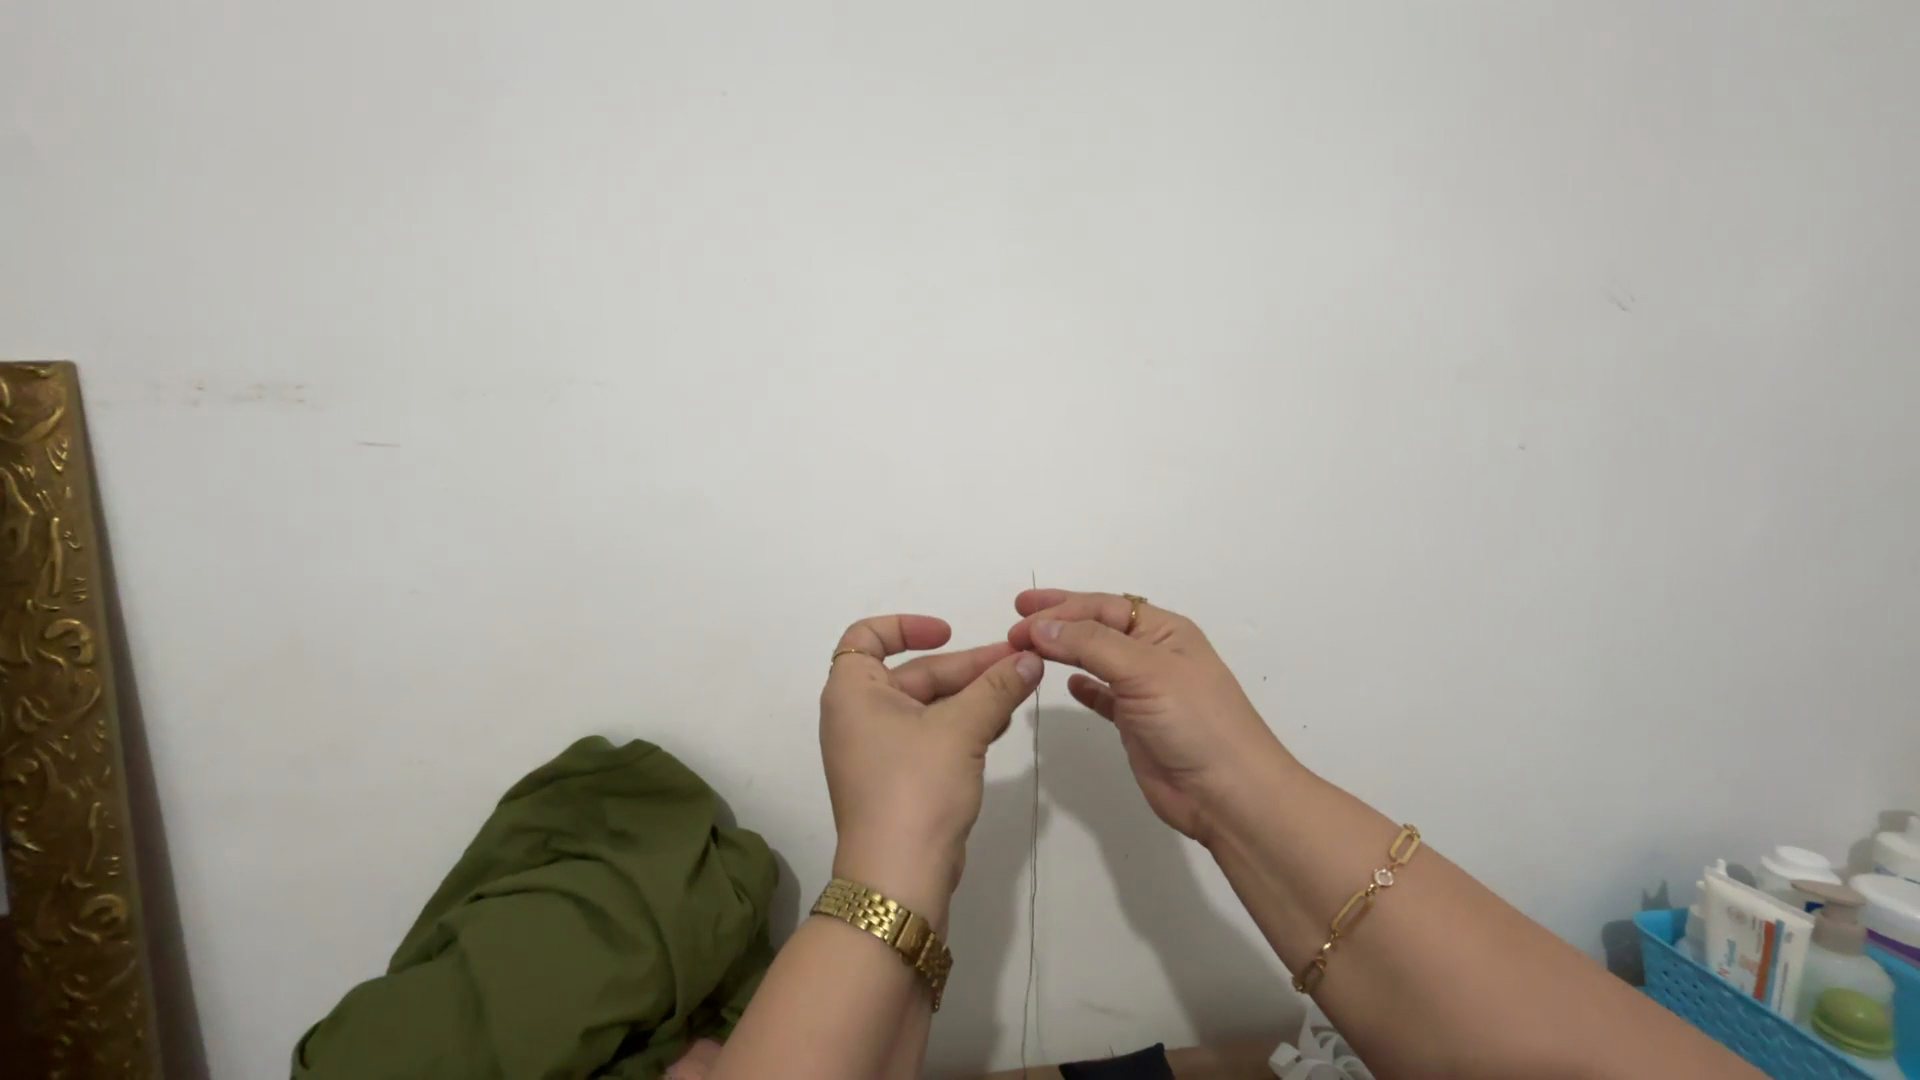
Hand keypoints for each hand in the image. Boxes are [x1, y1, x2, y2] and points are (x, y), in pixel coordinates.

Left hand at [819, 614, 1041, 925]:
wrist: (898, 878)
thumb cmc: (916, 787)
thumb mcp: (961, 729)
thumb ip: (997, 689)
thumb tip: (1030, 658)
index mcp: (853, 692)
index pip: (867, 636)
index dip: (906, 626)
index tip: (949, 632)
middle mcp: (858, 715)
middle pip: (913, 673)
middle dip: (966, 667)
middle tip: (1017, 663)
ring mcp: (877, 750)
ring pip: (927, 706)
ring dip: (970, 696)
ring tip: (1017, 691)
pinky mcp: (898, 779)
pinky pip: (930, 736)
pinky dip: (962, 726)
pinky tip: (999, 726)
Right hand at [1008, 589, 1290, 844]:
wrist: (1229, 794)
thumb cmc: (1194, 721)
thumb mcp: (1144, 671)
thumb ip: (1090, 645)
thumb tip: (1041, 627)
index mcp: (1164, 631)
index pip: (1102, 607)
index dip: (1060, 609)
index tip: (1019, 619)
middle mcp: (1154, 654)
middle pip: (1096, 628)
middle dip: (1057, 622)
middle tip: (1015, 621)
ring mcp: (1145, 690)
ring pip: (1096, 659)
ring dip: (1064, 651)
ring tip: (1028, 648)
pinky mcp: (1137, 724)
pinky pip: (1104, 696)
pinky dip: (1084, 688)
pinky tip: (1068, 686)